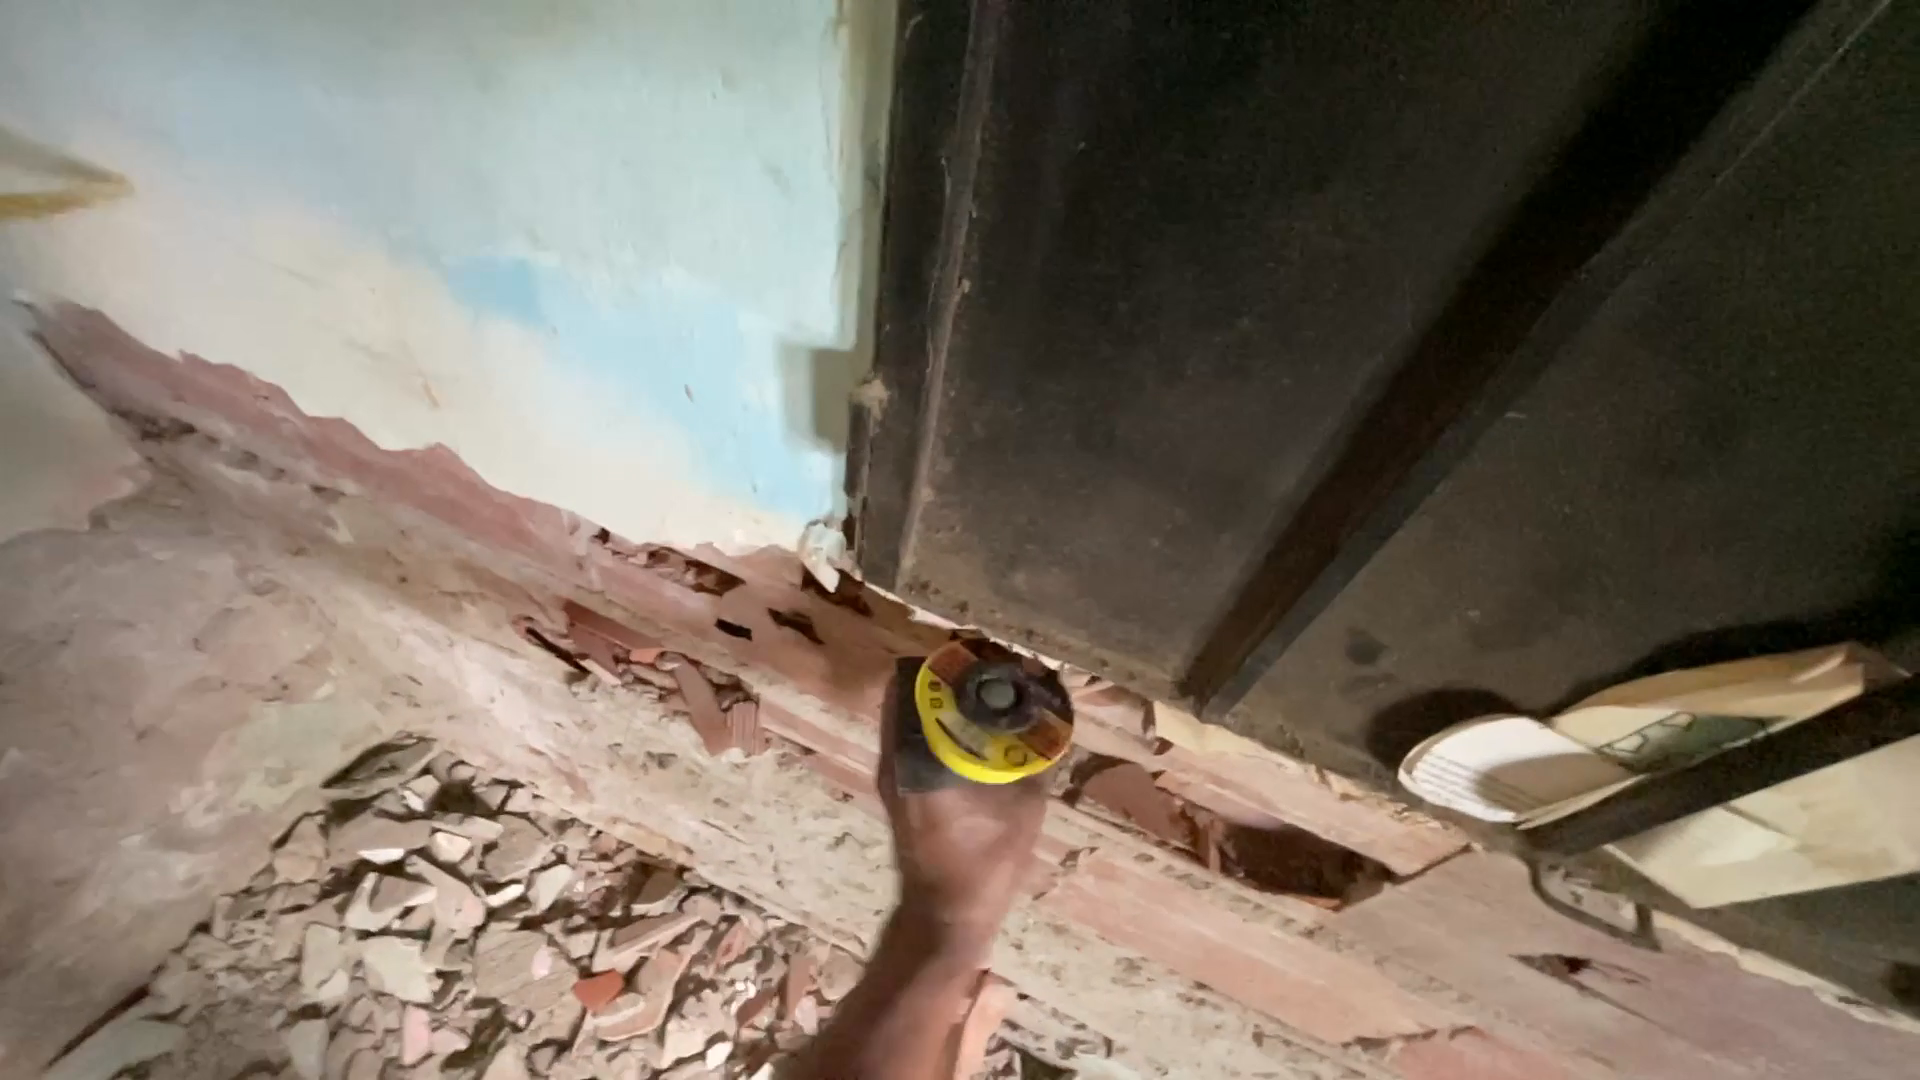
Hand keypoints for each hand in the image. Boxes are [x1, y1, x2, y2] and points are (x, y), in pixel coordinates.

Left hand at [876, 679, 1049, 950]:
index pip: (915, 688)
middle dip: (943, 673)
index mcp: (917, 760)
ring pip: (906, 713)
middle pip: (907, 693)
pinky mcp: (896, 787)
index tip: (976, 649)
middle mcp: (894, 759)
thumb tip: (1054, 720)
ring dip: (938, 695)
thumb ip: (1037, 763)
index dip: (944, 662)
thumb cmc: (983, 867)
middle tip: (983, 662)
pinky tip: (969, 721)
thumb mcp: (1023, 810)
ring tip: (978, 684)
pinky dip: (934, 719)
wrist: (945, 919)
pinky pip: (909, 735)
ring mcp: (890, 774)